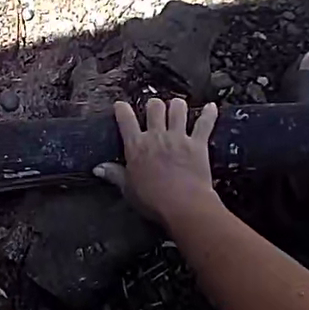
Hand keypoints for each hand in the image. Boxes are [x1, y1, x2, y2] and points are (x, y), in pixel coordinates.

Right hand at [94, 97, 219, 227]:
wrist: (182, 205)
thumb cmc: (152, 200)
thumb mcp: (128, 189)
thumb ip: (114, 175)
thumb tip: (98, 169)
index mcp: (137, 146)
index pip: (125, 120)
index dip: (122, 109)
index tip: (121, 105)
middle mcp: (157, 136)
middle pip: (154, 107)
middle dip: (154, 104)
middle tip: (154, 108)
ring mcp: (178, 137)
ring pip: (178, 109)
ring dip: (177, 105)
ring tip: (176, 105)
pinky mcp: (198, 144)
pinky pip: (205, 123)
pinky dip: (209, 114)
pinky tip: (211, 106)